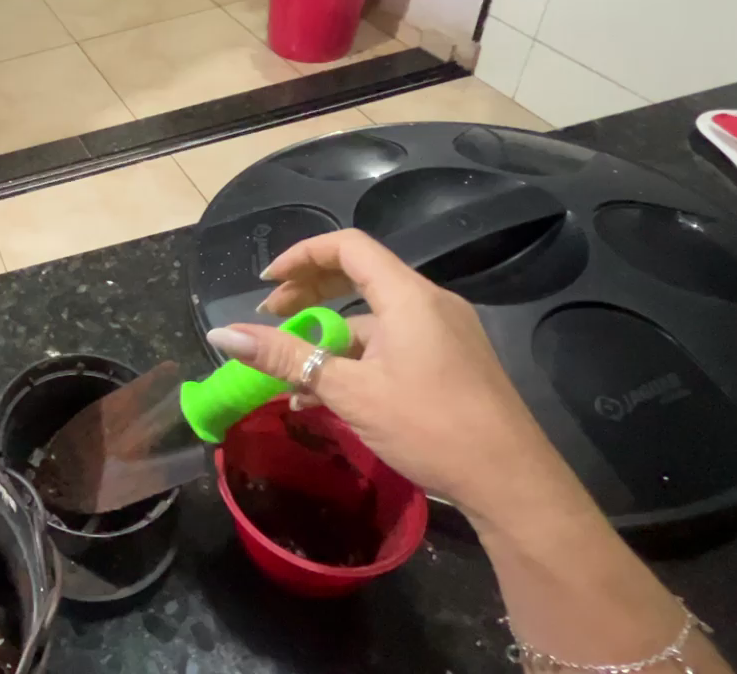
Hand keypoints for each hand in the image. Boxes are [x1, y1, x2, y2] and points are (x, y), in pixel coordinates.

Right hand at [205, 229, 582, 525]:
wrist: (516, 489)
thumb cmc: (431, 428)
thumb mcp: (348, 391)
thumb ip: (283, 357)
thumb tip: (221, 335)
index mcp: (408, 296)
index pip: (347, 247)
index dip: (300, 256)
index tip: (266, 285)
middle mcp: (428, 303)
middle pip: (356, 274)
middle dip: (306, 292)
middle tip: (270, 317)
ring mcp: (442, 333)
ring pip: (370, 315)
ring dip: (324, 333)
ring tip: (288, 366)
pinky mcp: (448, 360)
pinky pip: (388, 342)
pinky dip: (351, 356)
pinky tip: (322, 393)